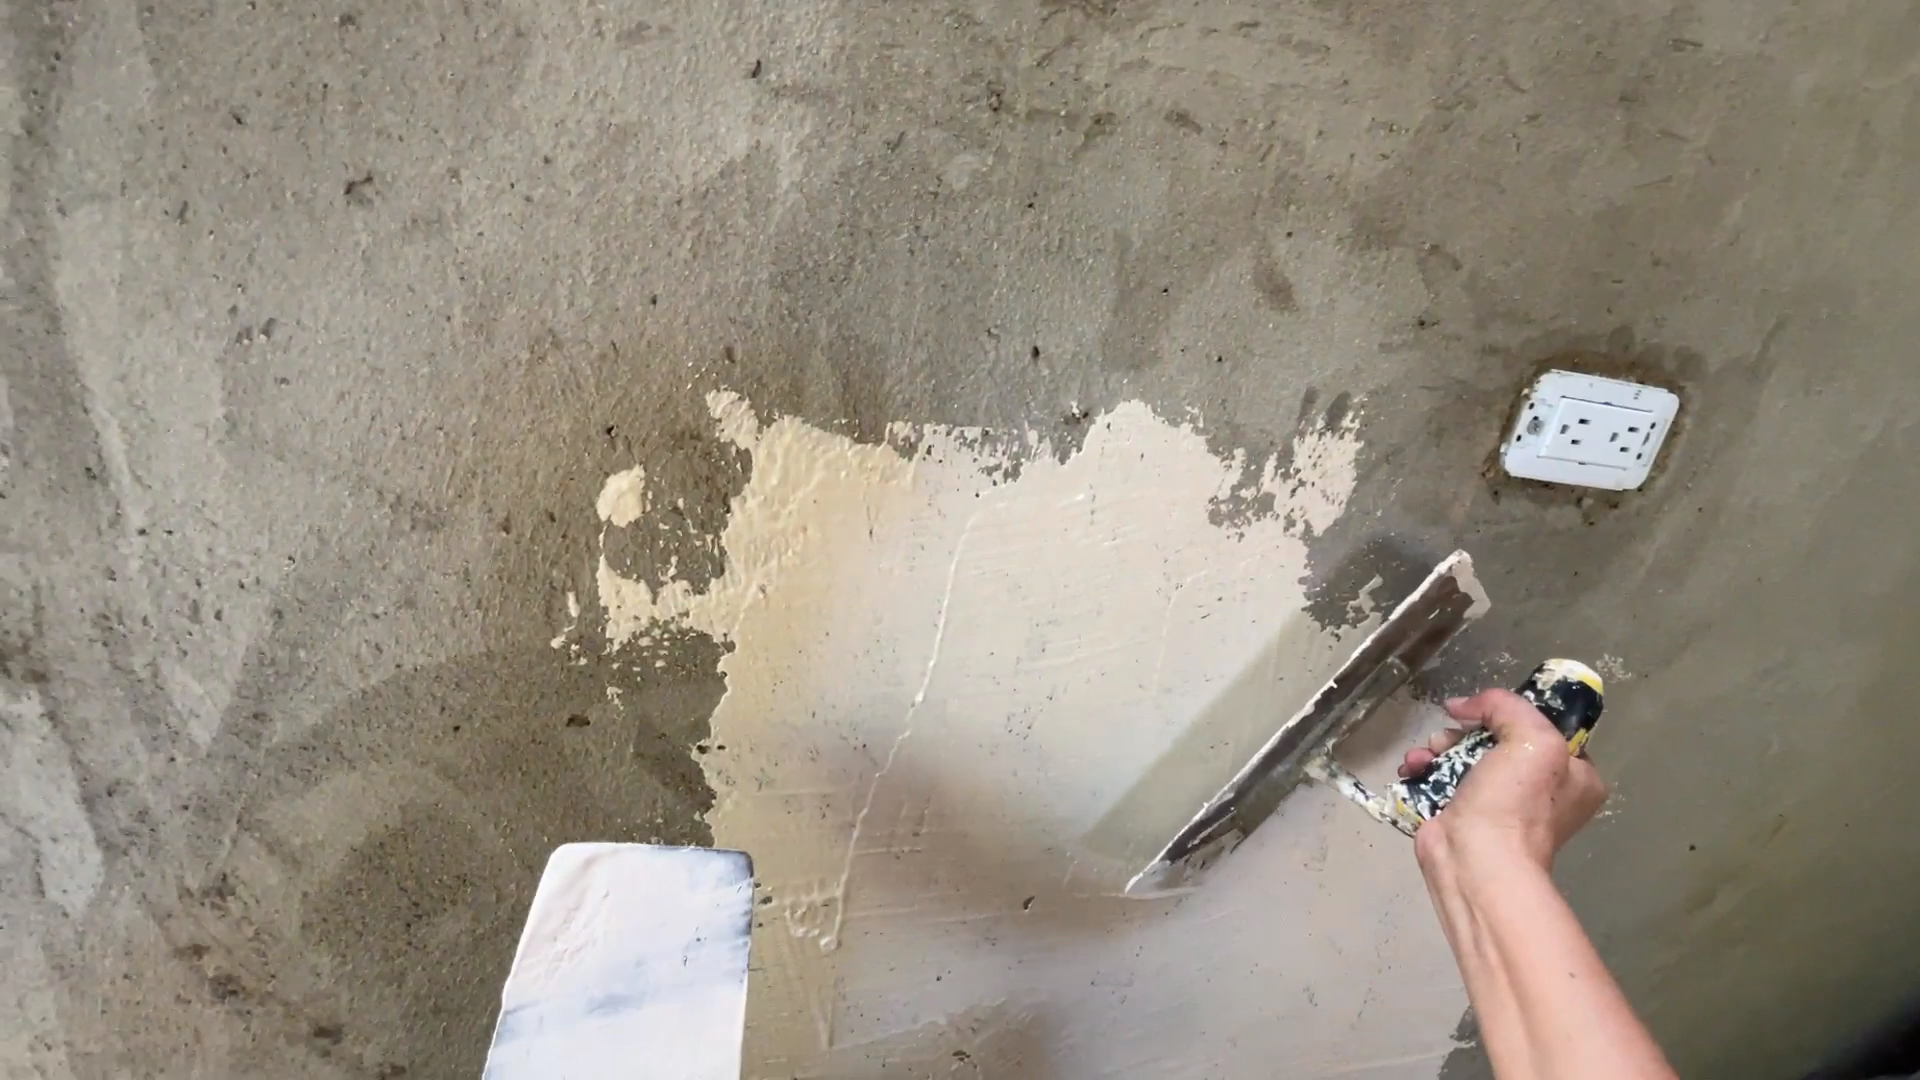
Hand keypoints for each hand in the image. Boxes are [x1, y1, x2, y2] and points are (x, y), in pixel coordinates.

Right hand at [1400, 689, 1607, 870]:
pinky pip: (1439, 775)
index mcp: (1574, 775)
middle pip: (1493, 738)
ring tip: (1423, 756)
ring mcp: (1498, 803)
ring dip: (1435, 748)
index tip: (1480, 713)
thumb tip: (1462, 707)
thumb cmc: (1515, 804)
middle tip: (1448, 739)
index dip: (1508, 713)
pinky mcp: (1460, 812)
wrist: (1475, 860)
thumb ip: (1506, 707)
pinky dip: (1422, 767)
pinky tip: (1411, 768)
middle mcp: (1541, 790)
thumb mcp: (1532, 739)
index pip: (1542, 727)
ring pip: (1460, 754)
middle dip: (1461, 732)